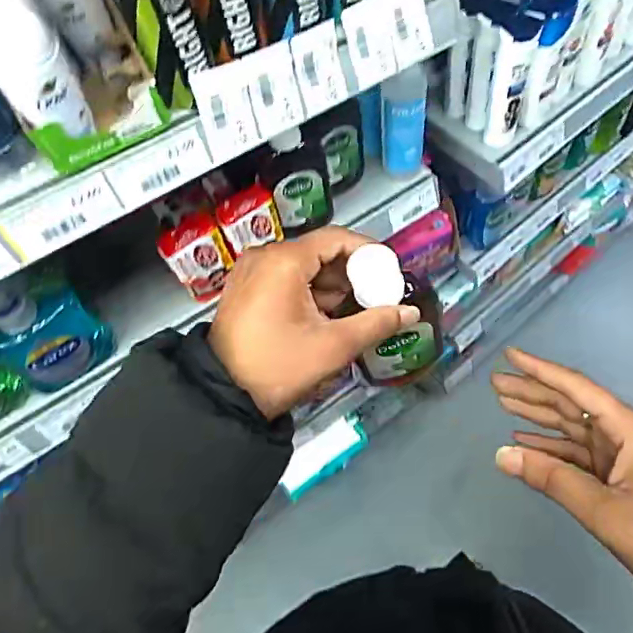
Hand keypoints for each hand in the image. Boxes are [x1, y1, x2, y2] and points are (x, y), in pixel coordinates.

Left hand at [209, 227, 419, 419]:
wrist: (223, 394)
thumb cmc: (277, 367)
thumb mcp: (333, 346)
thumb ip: (376, 323)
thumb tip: (409, 312)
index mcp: (284, 261)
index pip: (336, 238)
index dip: (368, 251)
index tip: (389, 271)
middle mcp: (264, 256)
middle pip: (319, 251)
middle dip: (351, 273)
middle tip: (376, 296)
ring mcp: (250, 271)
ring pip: (302, 266)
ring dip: (331, 285)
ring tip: (354, 312)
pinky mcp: (244, 288)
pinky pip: (284, 277)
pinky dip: (308, 290)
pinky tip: (325, 316)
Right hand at [491, 348, 632, 616]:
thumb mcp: (602, 510)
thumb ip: (550, 478)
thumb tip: (501, 454)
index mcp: (630, 431)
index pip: (578, 390)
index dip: (542, 370)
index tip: (511, 355)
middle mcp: (625, 435)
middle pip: (572, 404)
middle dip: (534, 392)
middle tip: (495, 382)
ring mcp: (621, 456)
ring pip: (572, 426)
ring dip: (538, 416)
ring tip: (503, 403)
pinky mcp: (617, 477)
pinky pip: (576, 453)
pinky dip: (550, 447)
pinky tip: (524, 442)